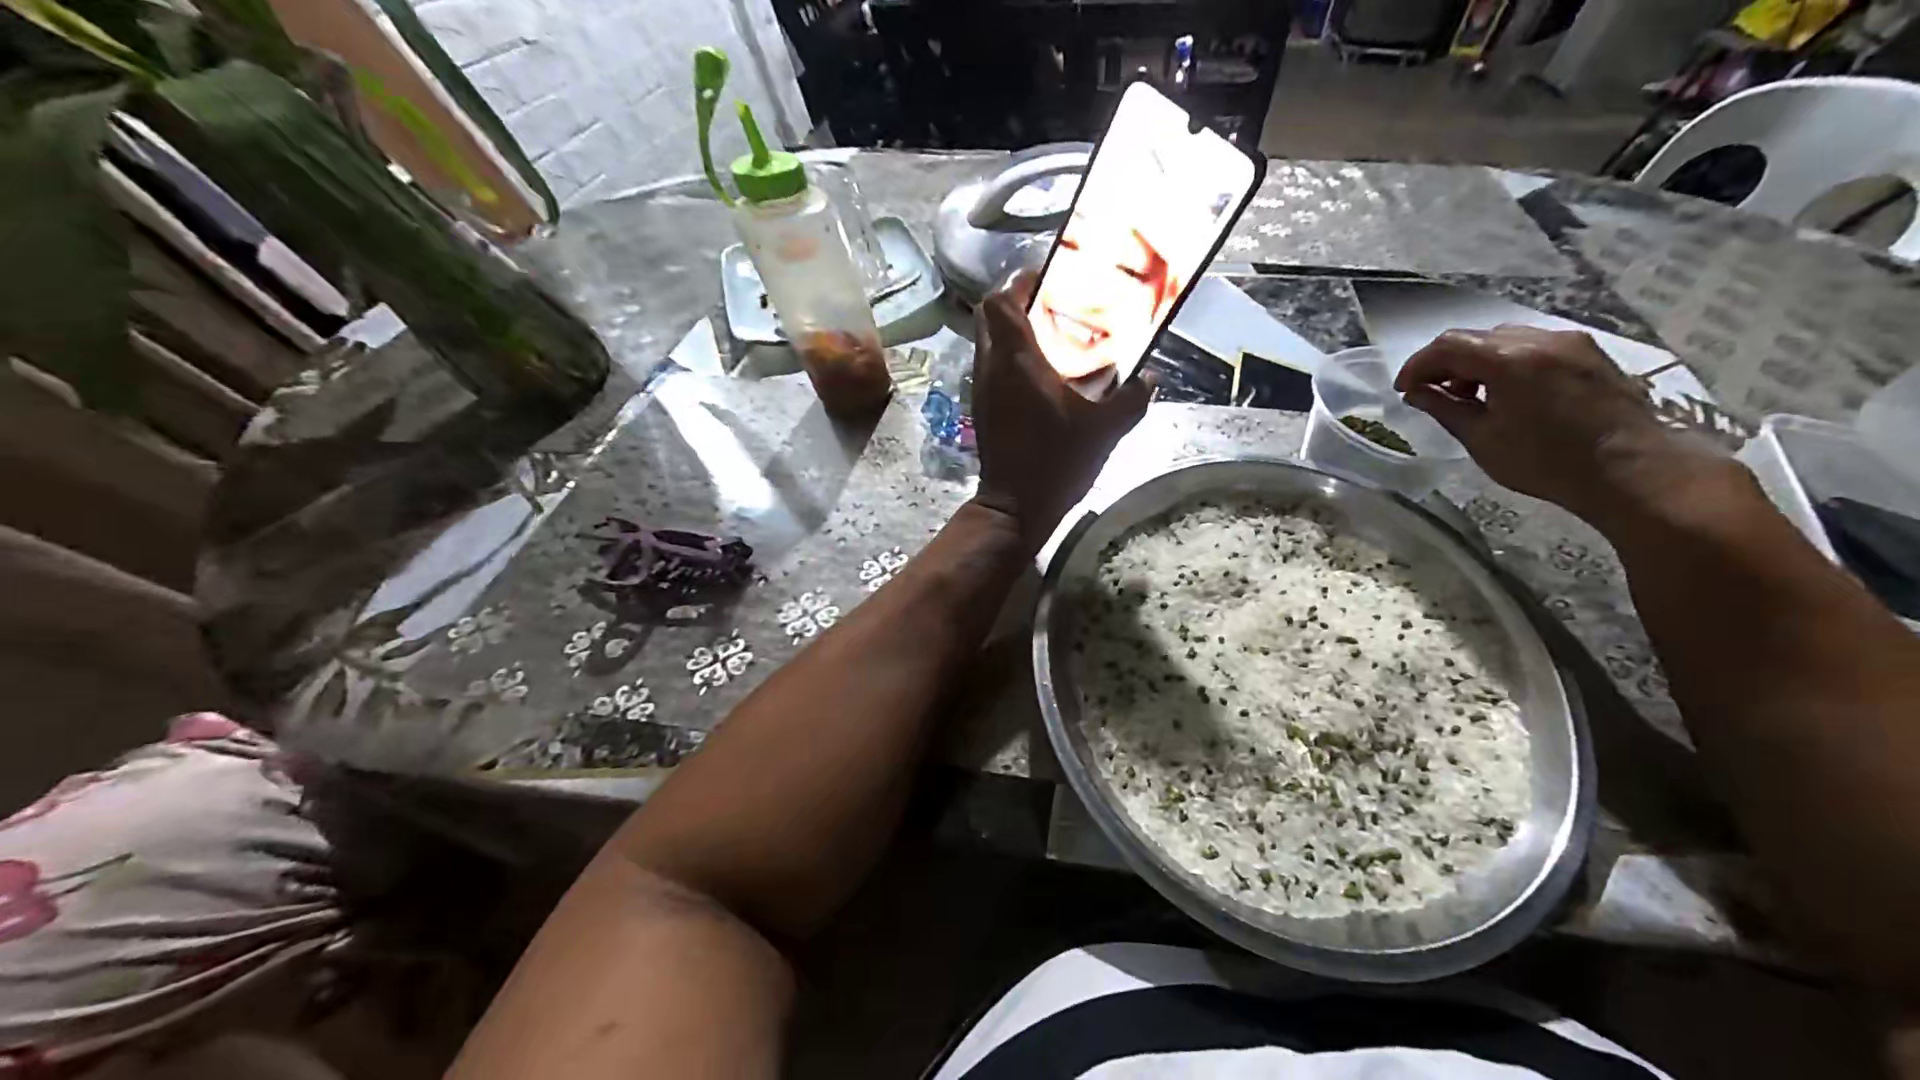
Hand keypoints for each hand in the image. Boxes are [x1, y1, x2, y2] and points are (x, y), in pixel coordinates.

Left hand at [971, 271, 1151, 551]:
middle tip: (1055, 308)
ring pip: (990, 341)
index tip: (1048, 280)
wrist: (1016, 506)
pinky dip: (1013, 359)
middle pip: (991, 315)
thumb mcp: (1105, 430)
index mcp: (1017, 361)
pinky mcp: (984, 407)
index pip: (1000, 301)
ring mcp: (983, 388)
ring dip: (1016, 332)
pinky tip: (1044, 375)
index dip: (1019, 282)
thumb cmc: (1056, 462)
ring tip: (1054, 338)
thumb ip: (1131, 400)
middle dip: (1019, 303)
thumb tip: (1150, 379)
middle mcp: (991, 367)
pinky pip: (993, 367)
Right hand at [1395, 325, 1726, 524]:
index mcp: (1510, 359)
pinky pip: (1535, 347)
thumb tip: (1416, 393)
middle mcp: (1542, 340)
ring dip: (1477, 362)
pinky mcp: (1590, 354)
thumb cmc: (1545, 461)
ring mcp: (1572, 343)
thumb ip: (1445, 408)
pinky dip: (1508, 362)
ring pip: (1506, 339)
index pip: (1448, 346)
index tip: (1404, 390)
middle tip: (1431, 394)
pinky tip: (1506, 393)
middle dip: (1446, 363)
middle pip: (1476, 338)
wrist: (1629, 471)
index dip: (1418, 365)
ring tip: (1469, 396)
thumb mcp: (1482, 438)